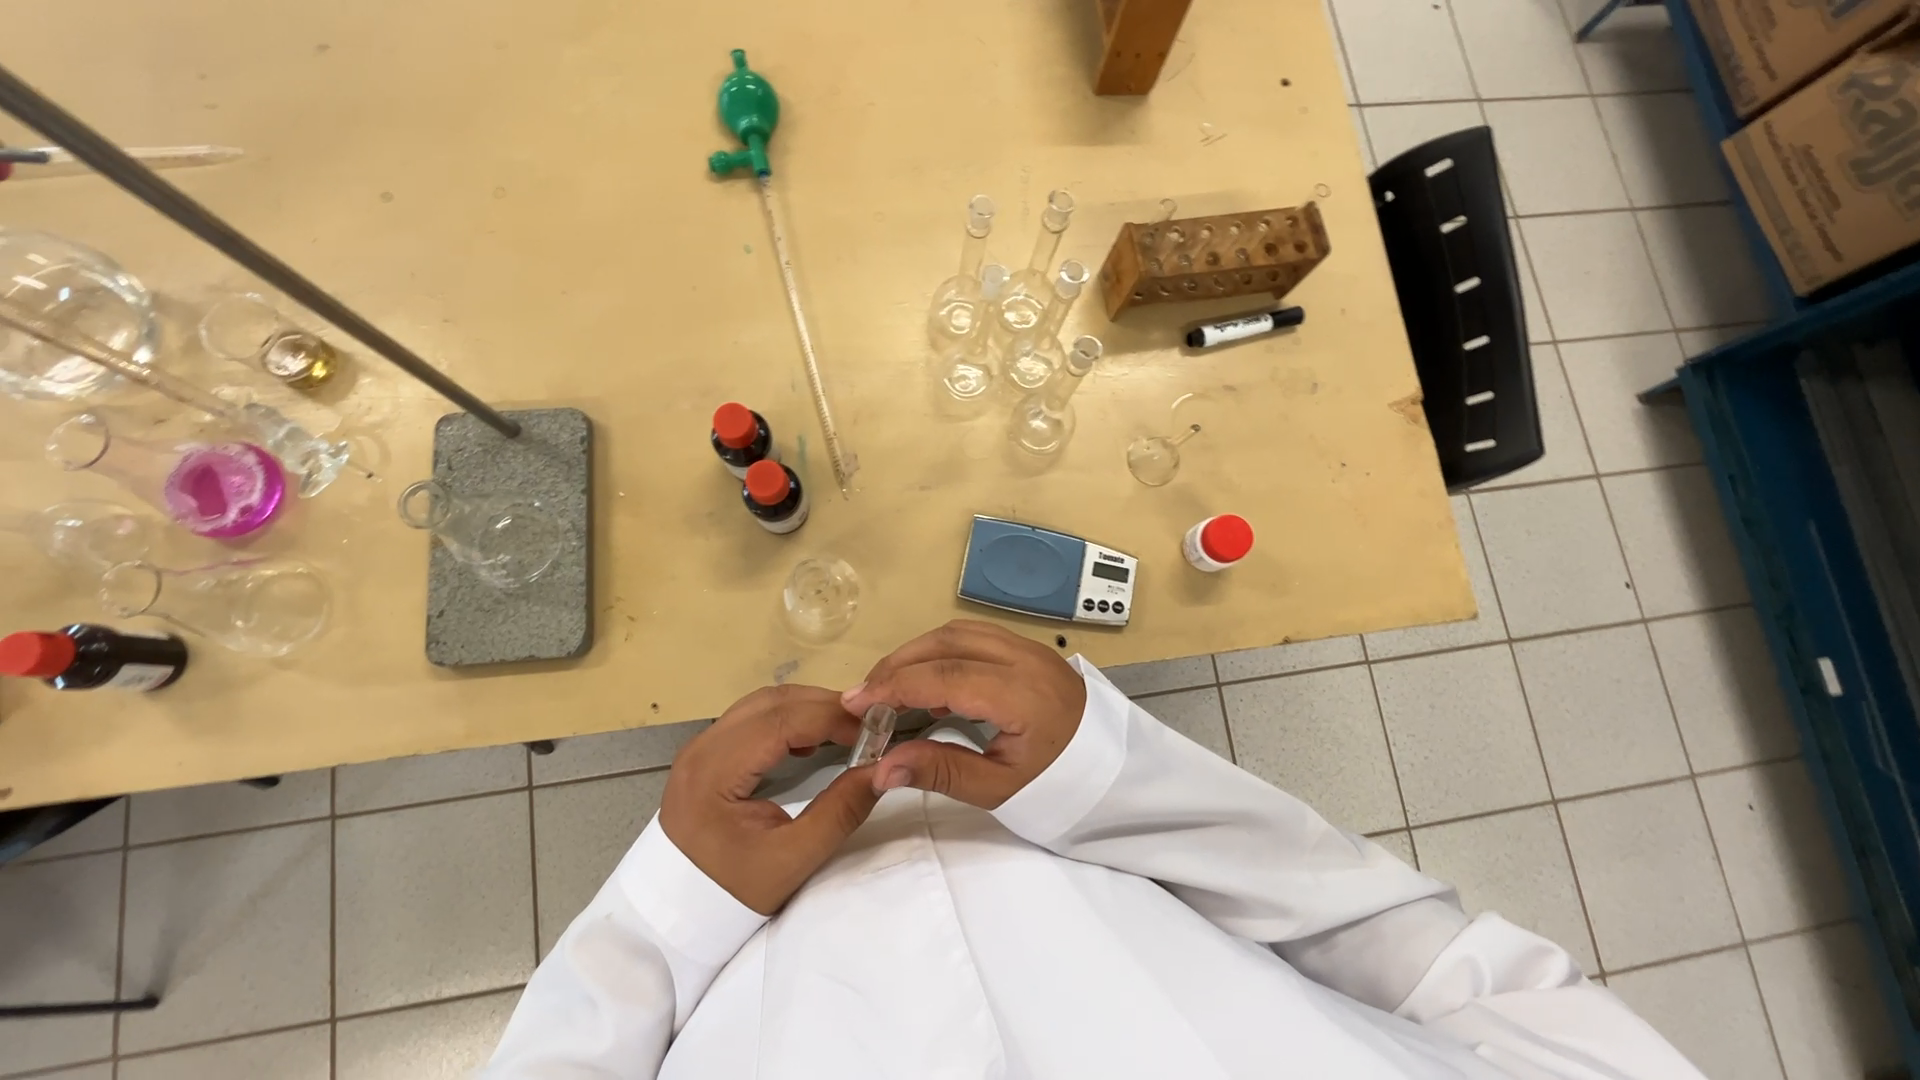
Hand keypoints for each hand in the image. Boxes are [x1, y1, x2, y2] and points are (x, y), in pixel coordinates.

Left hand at [659, 684, 881, 914]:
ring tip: (846, 729)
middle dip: (824, 706)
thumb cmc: (733, 891)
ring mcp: (701, 747)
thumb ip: (840, 810)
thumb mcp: (794, 859)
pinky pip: (752, 718)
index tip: (874, 729)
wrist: (678, 912)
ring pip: (762, 704)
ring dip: (807, 709)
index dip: (831, 716)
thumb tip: (883, 770)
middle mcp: (702, 748)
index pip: (781, 720)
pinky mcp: (707, 754)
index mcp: (715, 771)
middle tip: (867, 724)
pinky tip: (811, 741)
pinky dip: (788, 719)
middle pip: (772, 702)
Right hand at [841, 620, 1086, 808]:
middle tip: (865, 696)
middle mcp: (1025, 659)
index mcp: (1021, 694)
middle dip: (899, 664)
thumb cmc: (1063, 788)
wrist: (1120, 775)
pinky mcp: (1032, 651)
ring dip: (918, 652)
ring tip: (889, 686)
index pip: (944, 676)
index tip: (855, 703)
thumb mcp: (1002, 789)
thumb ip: (941, 770)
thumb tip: (881, 767)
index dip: (893, 686)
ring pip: (960, 632)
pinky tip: (926, 676)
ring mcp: (1031, 649)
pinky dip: (942, 649)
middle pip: (947, 642)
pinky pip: (977, 636)